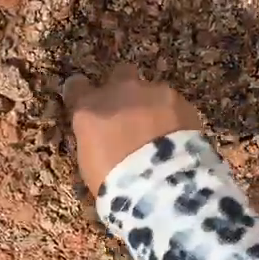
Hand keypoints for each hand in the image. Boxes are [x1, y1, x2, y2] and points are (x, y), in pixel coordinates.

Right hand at [61, 65, 204, 193]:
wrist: (159, 184)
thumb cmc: (114, 182)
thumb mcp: (90, 163)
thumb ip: (95, 138)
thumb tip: (103, 135)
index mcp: (89, 109)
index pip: (77, 87)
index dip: (82, 95)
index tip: (88, 106)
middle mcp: (119, 91)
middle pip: (119, 75)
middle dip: (123, 91)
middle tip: (129, 116)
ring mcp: (152, 92)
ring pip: (151, 92)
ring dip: (152, 107)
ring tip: (159, 134)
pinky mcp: (181, 101)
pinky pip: (174, 105)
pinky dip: (174, 118)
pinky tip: (177, 138)